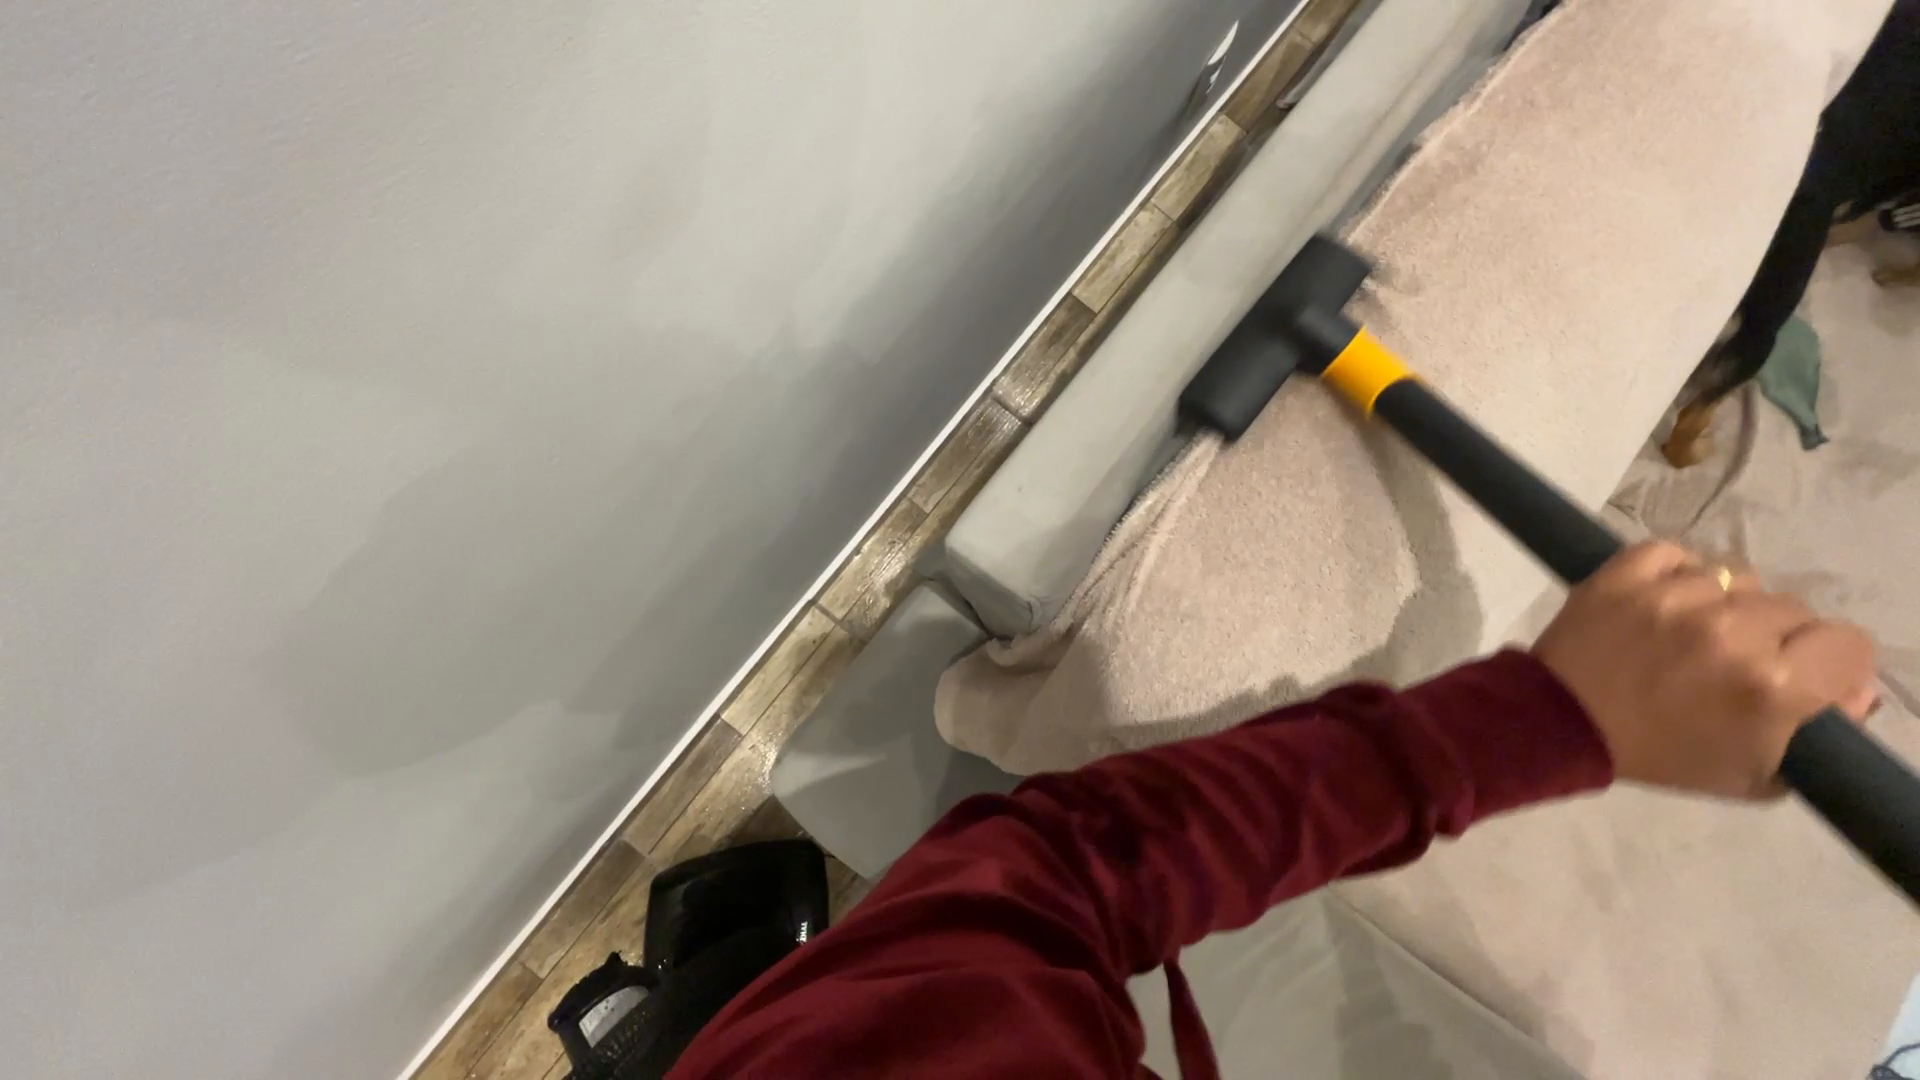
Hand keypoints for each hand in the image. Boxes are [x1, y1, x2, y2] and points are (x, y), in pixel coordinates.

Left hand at [1532, 540, 1877, 798]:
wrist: (1558, 723)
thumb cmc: (1657, 754)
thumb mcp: (1755, 772)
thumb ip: (1817, 732)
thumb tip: (1849, 691)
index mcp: (1773, 683)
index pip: (1847, 643)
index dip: (1826, 659)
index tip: (1796, 670)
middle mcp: (1729, 632)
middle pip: (1789, 608)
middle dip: (1771, 633)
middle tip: (1731, 655)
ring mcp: (1670, 599)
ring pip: (1732, 576)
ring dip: (1722, 600)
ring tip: (1691, 627)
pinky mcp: (1619, 578)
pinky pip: (1668, 551)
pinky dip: (1672, 567)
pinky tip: (1665, 594)